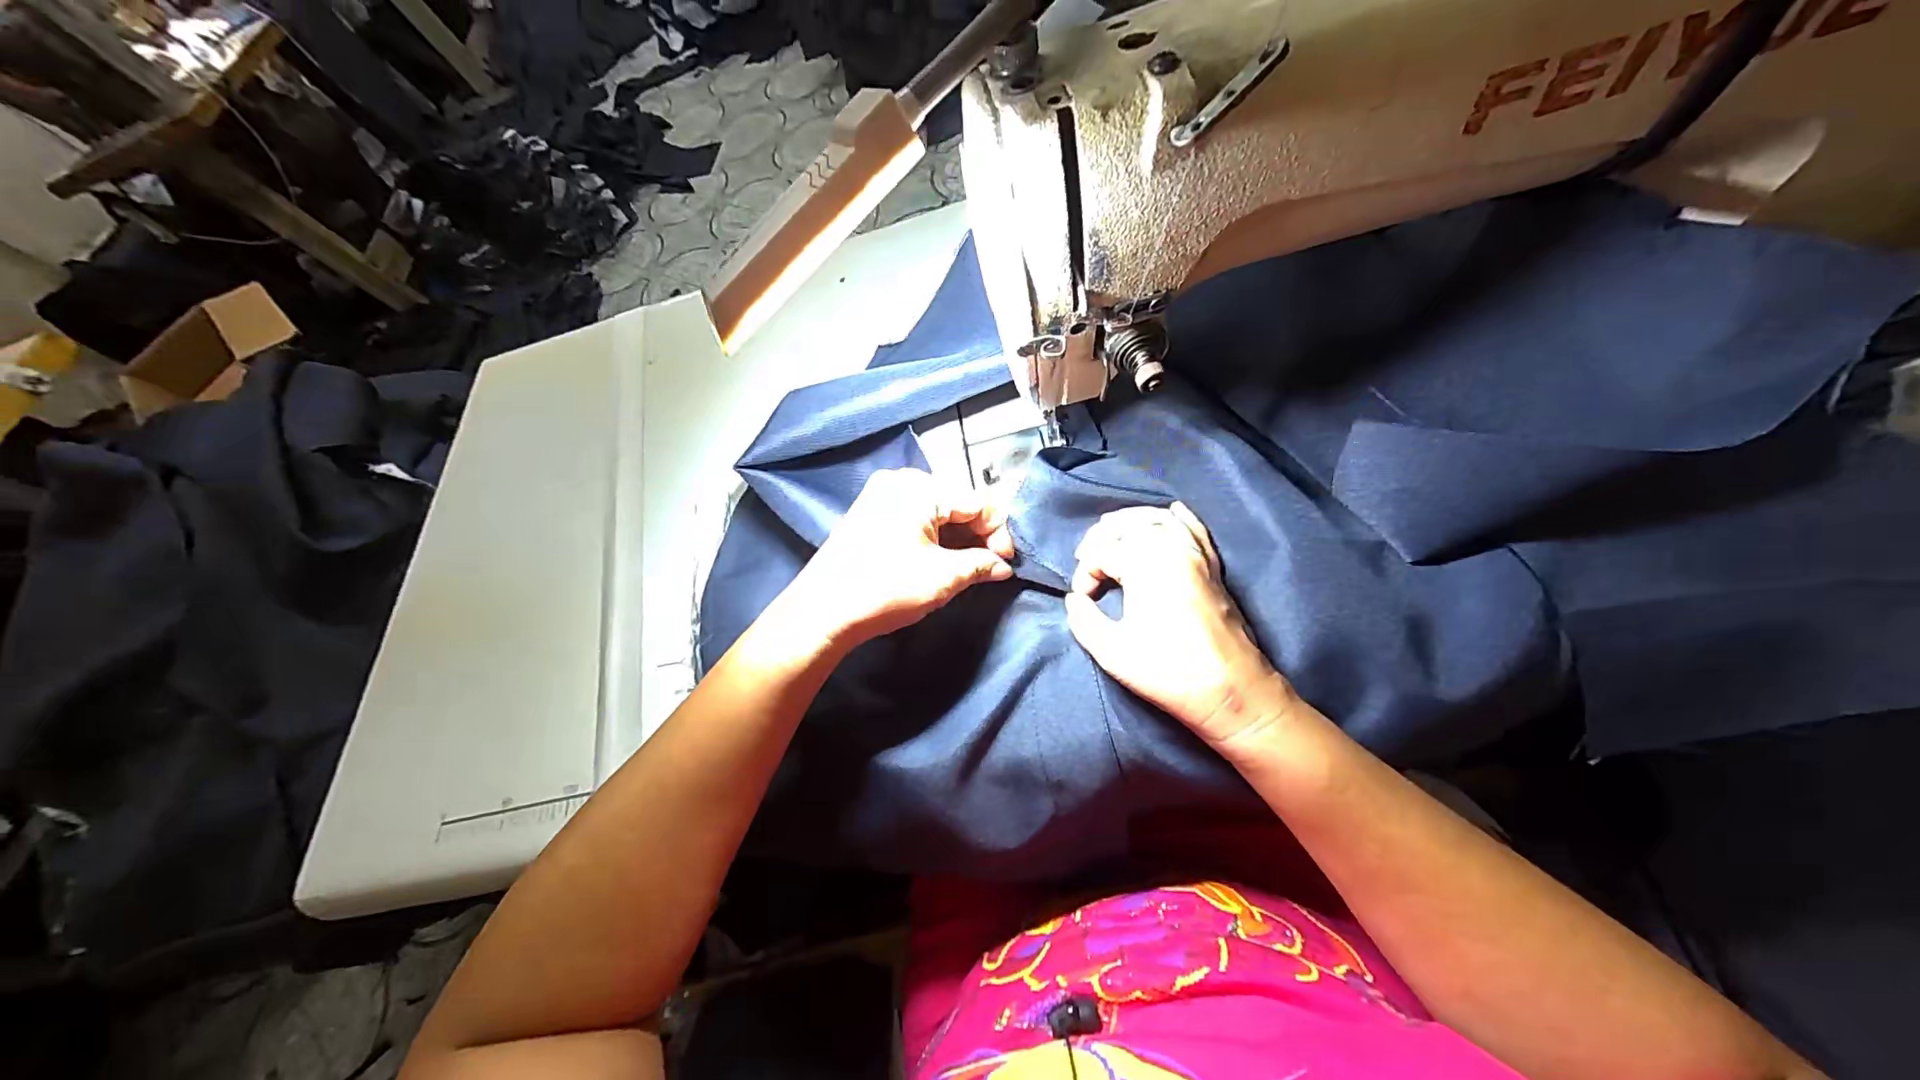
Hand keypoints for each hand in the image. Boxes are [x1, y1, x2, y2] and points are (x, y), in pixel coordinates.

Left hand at [782, 468, 1014, 648]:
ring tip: (966, 568)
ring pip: (935, 511)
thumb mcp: (943, 578)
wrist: (822, 611)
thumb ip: (980, 565)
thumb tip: (1002, 566)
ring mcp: (880, 495)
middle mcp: (899, 481)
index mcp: (920, 487)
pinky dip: (932, 536)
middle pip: (956, 502)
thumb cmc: (883, 589)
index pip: (978, 502)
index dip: (998, 532)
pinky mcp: (868, 513)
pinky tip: (939, 560)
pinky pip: (913, 516)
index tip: (1006, 561)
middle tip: (989, 566)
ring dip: (955, 537)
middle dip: (977, 534)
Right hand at [1065, 503, 1298, 747]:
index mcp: (1146, 564)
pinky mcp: (1213, 567)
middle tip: (1088, 564)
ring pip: (1160, 517)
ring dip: (1132, 521)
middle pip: (1129, 524)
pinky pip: (1194, 528)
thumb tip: (1075, 599)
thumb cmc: (1169, 672)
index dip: (1085, 572)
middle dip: (1101, 538)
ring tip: (1113, 536)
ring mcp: (1197, 554)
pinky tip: (1171, 512)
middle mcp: (1173, 548)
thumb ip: (1083, 619)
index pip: (1102, 551)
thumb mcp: (1111, 651)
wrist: (1232, 690)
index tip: (1084, 598)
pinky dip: (1178, 516)